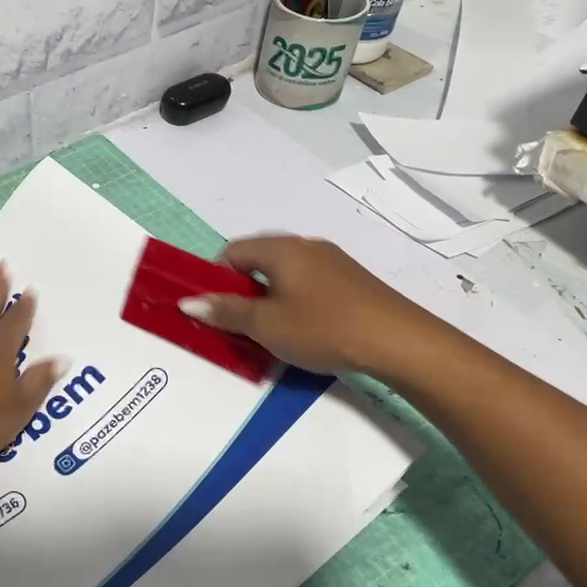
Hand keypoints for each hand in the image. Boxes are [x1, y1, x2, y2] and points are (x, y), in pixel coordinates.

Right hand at [177, 236, 438, 377]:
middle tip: (243, 325)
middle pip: (258, 260)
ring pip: (285, 273)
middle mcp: (305, 245)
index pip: (232, 251)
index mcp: (280, 248)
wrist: (399, 342)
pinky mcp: (352, 280)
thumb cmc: (323, 328)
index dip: (216, 279)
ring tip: (273, 332)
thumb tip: (188, 301)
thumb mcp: (266, 325)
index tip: (219, 311)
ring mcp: (332, 261)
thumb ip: (225, 312)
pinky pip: (308, 283)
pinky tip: (306, 330)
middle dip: (242, 290)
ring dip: (269, 298)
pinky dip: (295, 301)